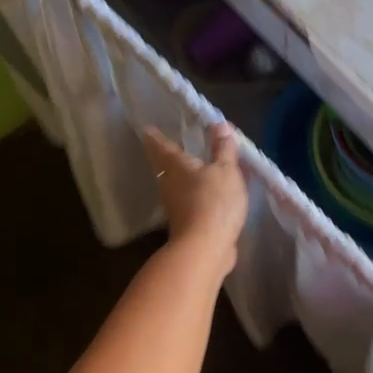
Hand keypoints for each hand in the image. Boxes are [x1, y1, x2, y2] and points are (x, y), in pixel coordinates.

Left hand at [142, 123, 247, 273]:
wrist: (205, 248)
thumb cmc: (213, 202)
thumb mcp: (225, 170)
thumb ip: (223, 148)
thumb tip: (219, 124)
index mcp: (175, 166)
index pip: (161, 146)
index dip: (155, 136)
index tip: (147, 129)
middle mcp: (170, 184)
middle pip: (167, 166)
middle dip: (171, 156)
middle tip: (176, 145)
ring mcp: (176, 206)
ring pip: (180, 184)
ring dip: (187, 176)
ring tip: (199, 167)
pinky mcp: (187, 222)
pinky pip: (192, 200)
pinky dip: (199, 193)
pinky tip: (211, 193)